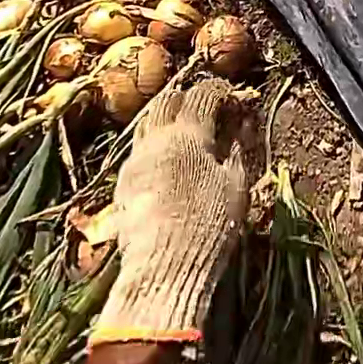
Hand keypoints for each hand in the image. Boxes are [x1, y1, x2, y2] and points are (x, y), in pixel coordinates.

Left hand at [89, 77, 259, 348]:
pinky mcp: (123, 184)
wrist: (161, 272)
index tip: (233, 98)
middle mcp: (155, 140)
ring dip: (169, 118)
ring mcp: (134, 162)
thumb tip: (239, 125)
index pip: (202, 94)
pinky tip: (173, 157)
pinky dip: (158, 141)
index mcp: (187, 135)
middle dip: (189, 97)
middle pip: (167, 100)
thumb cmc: (208, 224)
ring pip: (148, 122)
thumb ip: (235, 148)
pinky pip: (141, 148)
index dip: (220, 91)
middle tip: (208, 106)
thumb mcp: (235, 183)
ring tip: (189, 129)